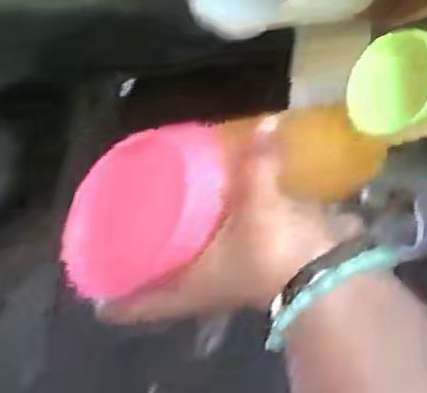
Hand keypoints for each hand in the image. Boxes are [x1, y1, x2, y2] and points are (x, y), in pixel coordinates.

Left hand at [97, 119, 358, 323]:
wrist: (328, 266)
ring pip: (206, 255)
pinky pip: (245, 239)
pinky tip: (253, 201)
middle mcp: (197, 288)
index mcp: (175, 291)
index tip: (99, 256)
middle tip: (154, 210)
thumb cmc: (271, 251)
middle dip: (159, 246)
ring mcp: (235, 274)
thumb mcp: (259, 206)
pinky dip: (245, 224)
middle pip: (162, 273)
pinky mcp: (269, 258)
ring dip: (206, 233)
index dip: (102, 286)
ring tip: (203, 198)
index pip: (118, 304)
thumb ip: (258, 166)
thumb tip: (266, 122)